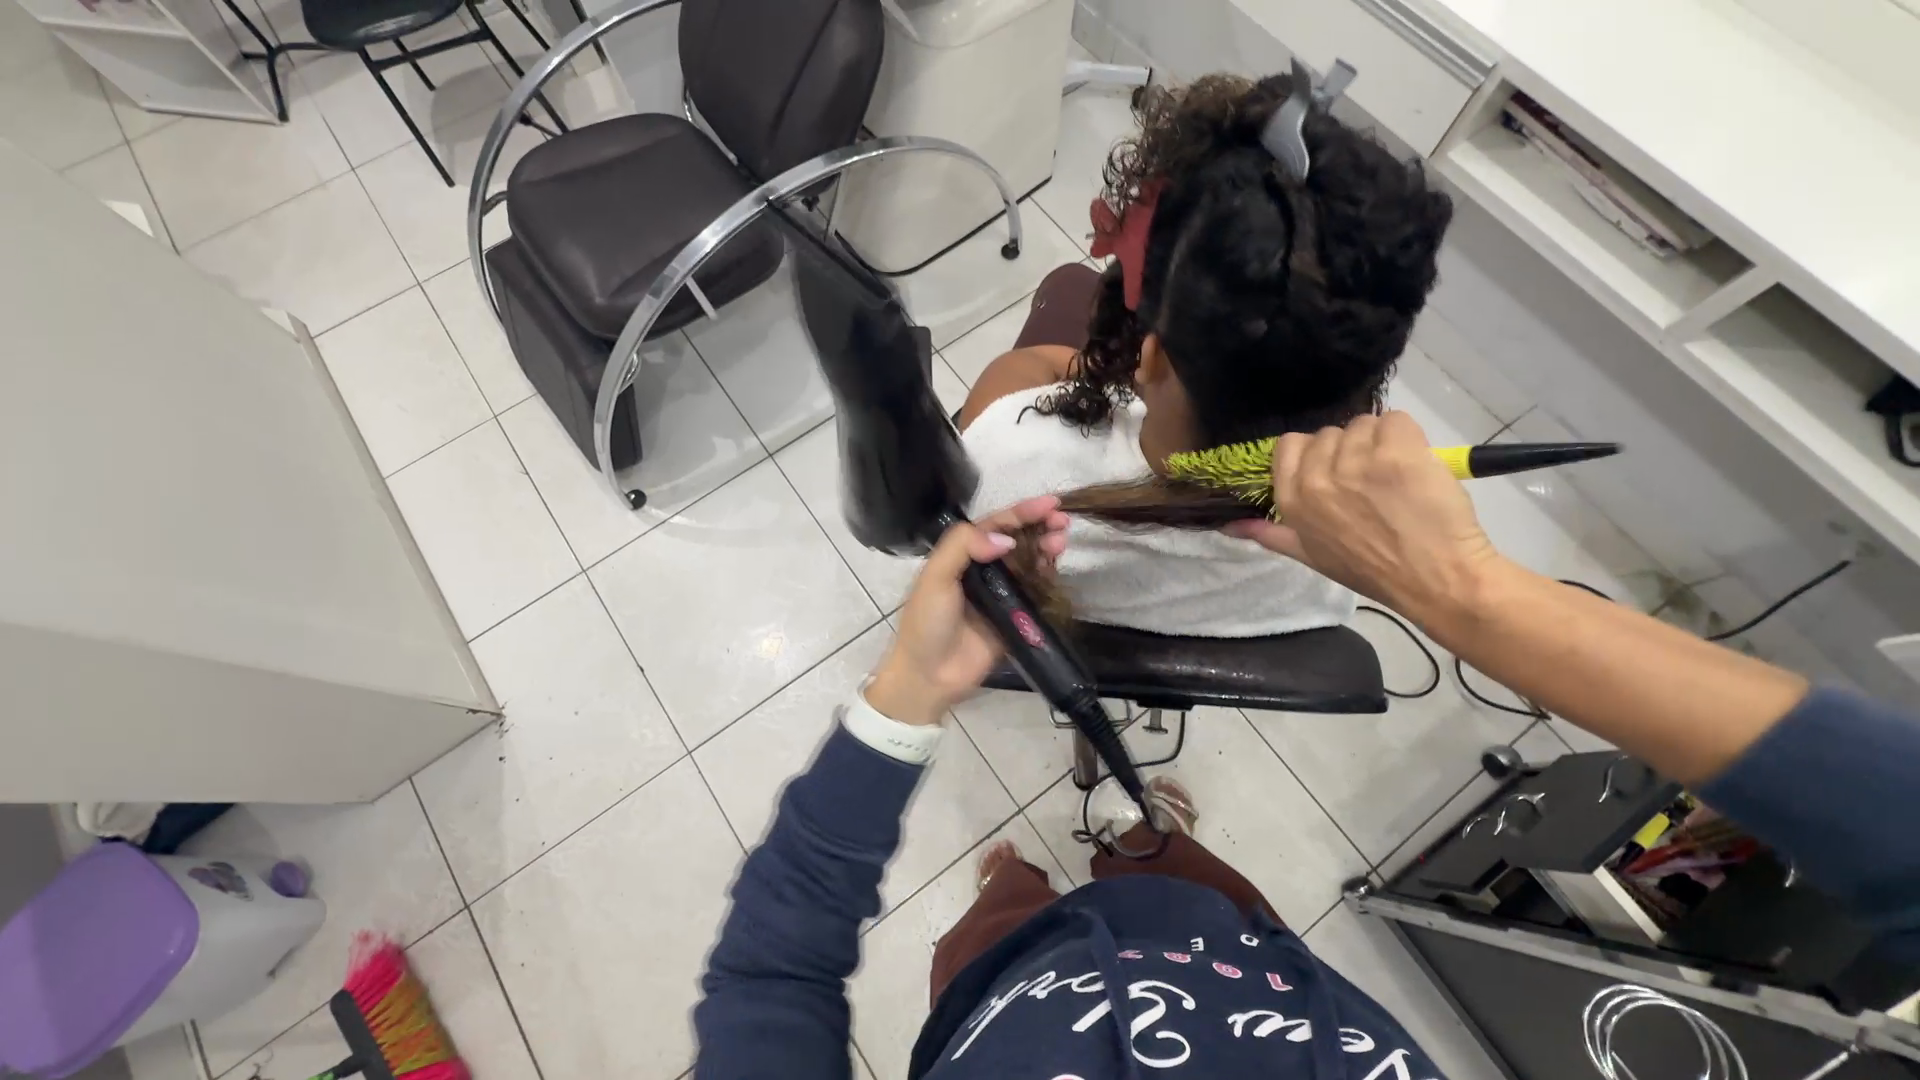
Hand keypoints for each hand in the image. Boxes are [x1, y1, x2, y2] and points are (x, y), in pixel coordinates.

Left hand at [866, 497, 1070, 725]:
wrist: (929, 675)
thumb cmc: (926, 622)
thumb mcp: (936, 576)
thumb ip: (964, 546)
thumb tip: (1006, 538)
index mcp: (961, 555)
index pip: (995, 525)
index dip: (1022, 511)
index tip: (1051, 503)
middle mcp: (983, 569)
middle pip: (1017, 540)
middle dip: (1041, 527)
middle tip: (1063, 522)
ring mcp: (1001, 593)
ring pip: (1030, 562)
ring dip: (1047, 548)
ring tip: (1062, 542)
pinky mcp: (1015, 617)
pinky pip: (1035, 591)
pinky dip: (1047, 576)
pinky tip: (1055, 567)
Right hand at [1224, 411, 1502, 619]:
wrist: (1435, 580)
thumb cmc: (1371, 571)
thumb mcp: (1310, 556)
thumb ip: (1269, 534)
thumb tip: (1227, 526)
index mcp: (1292, 500)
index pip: (1289, 444)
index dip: (1315, 453)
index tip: (1336, 472)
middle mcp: (1316, 478)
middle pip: (1329, 433)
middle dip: (1351, 449)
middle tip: (1372, 482)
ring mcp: (1356, 462)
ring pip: (1364, 425)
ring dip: (1381, 443)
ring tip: (1396, 477)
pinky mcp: (1396, 452)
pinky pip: (1395, 420)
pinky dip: (1408, 437)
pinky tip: (1415, 466)